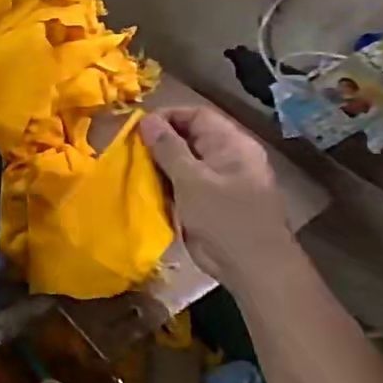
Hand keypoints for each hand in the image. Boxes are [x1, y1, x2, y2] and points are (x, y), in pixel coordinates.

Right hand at [140, 106, 297, 290]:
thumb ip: (168, 148)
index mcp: (232, 144)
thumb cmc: (224, 218)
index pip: (196, 115)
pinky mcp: (209, 199)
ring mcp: (219, 179)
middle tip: (131, 151)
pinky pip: (183, 181)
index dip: (166, 117)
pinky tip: (147, 188)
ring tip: (135, 169)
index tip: (137, 129)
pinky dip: (165, 181)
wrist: (252, 266)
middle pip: (188, 136)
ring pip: (183, 160)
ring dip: (159, 163)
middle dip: (159, 141)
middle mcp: (227, 156)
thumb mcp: (191, 180)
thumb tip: (147, 120)